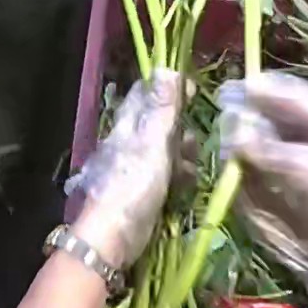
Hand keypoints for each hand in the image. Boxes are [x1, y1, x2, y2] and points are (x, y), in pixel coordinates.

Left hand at [65, 71, 181, 268]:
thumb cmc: (133, 186)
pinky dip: (177, 176)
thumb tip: (165, 68)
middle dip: (180, 127)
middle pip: (159, 122)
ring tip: (190, 166)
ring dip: (181, 154)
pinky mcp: (141, 190)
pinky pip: (165, 174)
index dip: (169, 87)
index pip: (146, 92)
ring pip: (165, 149)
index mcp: (127, 124)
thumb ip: (161, 109)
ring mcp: (134, 166)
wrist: (112, 239)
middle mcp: (128, 140)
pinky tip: (185, 185)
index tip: (195, 91)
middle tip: (192, 141)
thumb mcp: (152, 143)